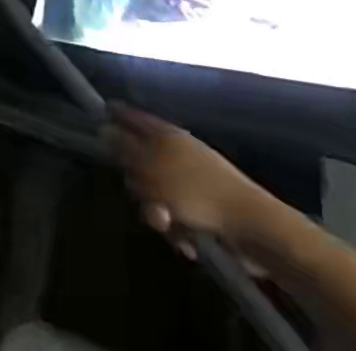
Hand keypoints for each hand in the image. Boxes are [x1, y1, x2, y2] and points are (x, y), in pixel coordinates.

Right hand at [106, 104, 279, 257]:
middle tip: (141, 195)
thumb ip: (122, 148)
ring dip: (157, 212)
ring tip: (168, 226)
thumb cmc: (197, 192)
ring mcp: (194, 182)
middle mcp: (179, 153)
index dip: (114, 116)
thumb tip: (103, 129)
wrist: (257, 230)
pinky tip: (186, 240)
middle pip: (139, 160)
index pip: (133, 116)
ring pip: (155, 193)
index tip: (98, 121)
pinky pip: (177, 215)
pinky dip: (178, 229)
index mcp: (167, 135)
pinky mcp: (206, 210)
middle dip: (136, 184)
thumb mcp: (150, 168)